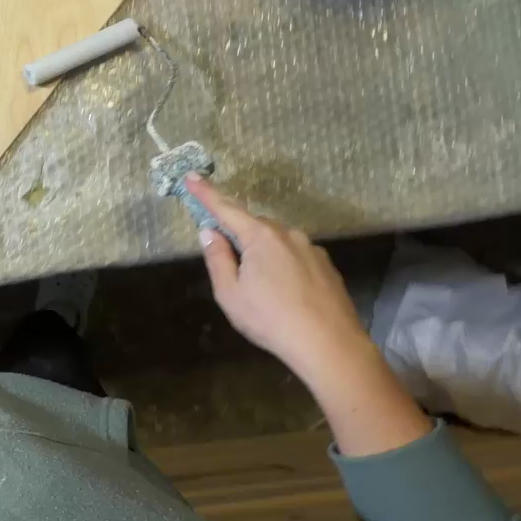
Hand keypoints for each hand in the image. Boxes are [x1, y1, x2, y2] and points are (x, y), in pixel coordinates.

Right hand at [185, 174, 430, 455]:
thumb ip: (218, 259)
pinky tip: (284, 293)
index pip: (226, 209)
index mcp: (260, 237)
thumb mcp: (230, 293)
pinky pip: (296, 256)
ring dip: (262, 254)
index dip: (205, 193)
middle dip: (238, 234)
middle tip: (228, 262)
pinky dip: (283, 266)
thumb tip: (210, 233)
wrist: (330, 345)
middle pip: (254, 225)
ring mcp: (311, 249)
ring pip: (277, 242)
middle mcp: (288, 234)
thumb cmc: (270, 319)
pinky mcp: (326, 266)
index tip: (190, 176)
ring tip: (260, 288)